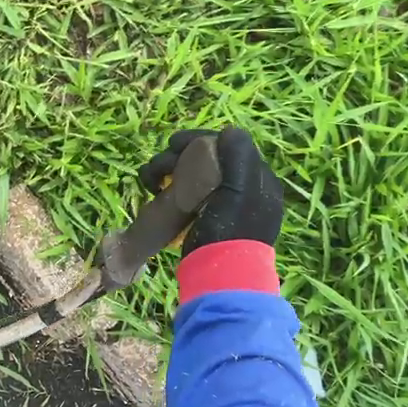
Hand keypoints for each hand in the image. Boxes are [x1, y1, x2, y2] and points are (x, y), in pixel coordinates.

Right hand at [139, 126, 283, 252]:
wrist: (220, 275)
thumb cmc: (230, 232)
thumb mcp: (240, 192)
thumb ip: (239, 159)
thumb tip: (229, 131)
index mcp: (257, 181)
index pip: (228, 146)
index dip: (198, 139)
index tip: (173, 143)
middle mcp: (242, 189)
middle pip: (206, 158)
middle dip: (177, 157)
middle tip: (158, 166)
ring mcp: (221, 204)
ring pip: (191, 173)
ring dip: (167, 171)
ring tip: (150, 182)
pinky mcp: (203, 217)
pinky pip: (184, 191)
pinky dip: (168, 187)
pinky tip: (157, 193)